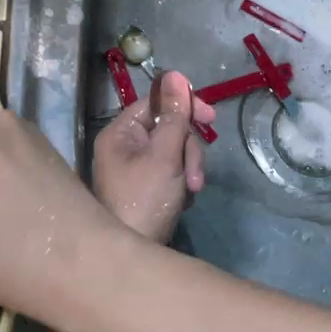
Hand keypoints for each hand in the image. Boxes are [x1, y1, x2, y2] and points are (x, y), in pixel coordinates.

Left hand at [92, 72, 214, 242]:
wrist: (136, 257)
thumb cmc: (144, 202)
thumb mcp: (164, 156)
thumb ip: (174, 116)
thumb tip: (175, 74)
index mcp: (120, 133)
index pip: (155, 103)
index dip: (183, 105)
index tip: (210, 117)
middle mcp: (124, 147)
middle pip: (168, 128)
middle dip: (187, 149)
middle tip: (195, 176)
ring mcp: (135, 169)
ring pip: (174, 151)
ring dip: (188, 168)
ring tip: (190, 192)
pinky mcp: (147, 189)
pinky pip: (172, 172)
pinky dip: (182, 183)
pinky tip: (183, 200)